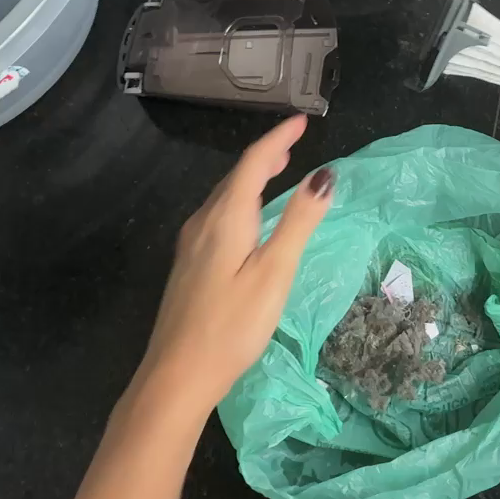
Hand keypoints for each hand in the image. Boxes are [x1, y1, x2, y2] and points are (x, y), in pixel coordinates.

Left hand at [130, 114, 333, 420]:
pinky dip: (242, 200)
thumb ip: (299, 221)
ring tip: (278, 170)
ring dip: (253, 177)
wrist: (175, 378)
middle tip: (294, 143)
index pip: (254, 162)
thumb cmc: (232, 324)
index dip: (279, 138)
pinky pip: (219, 214)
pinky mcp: (189, 265)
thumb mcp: (275, 272)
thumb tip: (324, 174)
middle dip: (267, 155)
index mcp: (226, 217)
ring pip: (225, 196)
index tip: (303, 120)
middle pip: (237, 176)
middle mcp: (204, 222)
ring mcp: (191, 244)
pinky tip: (250, 217)